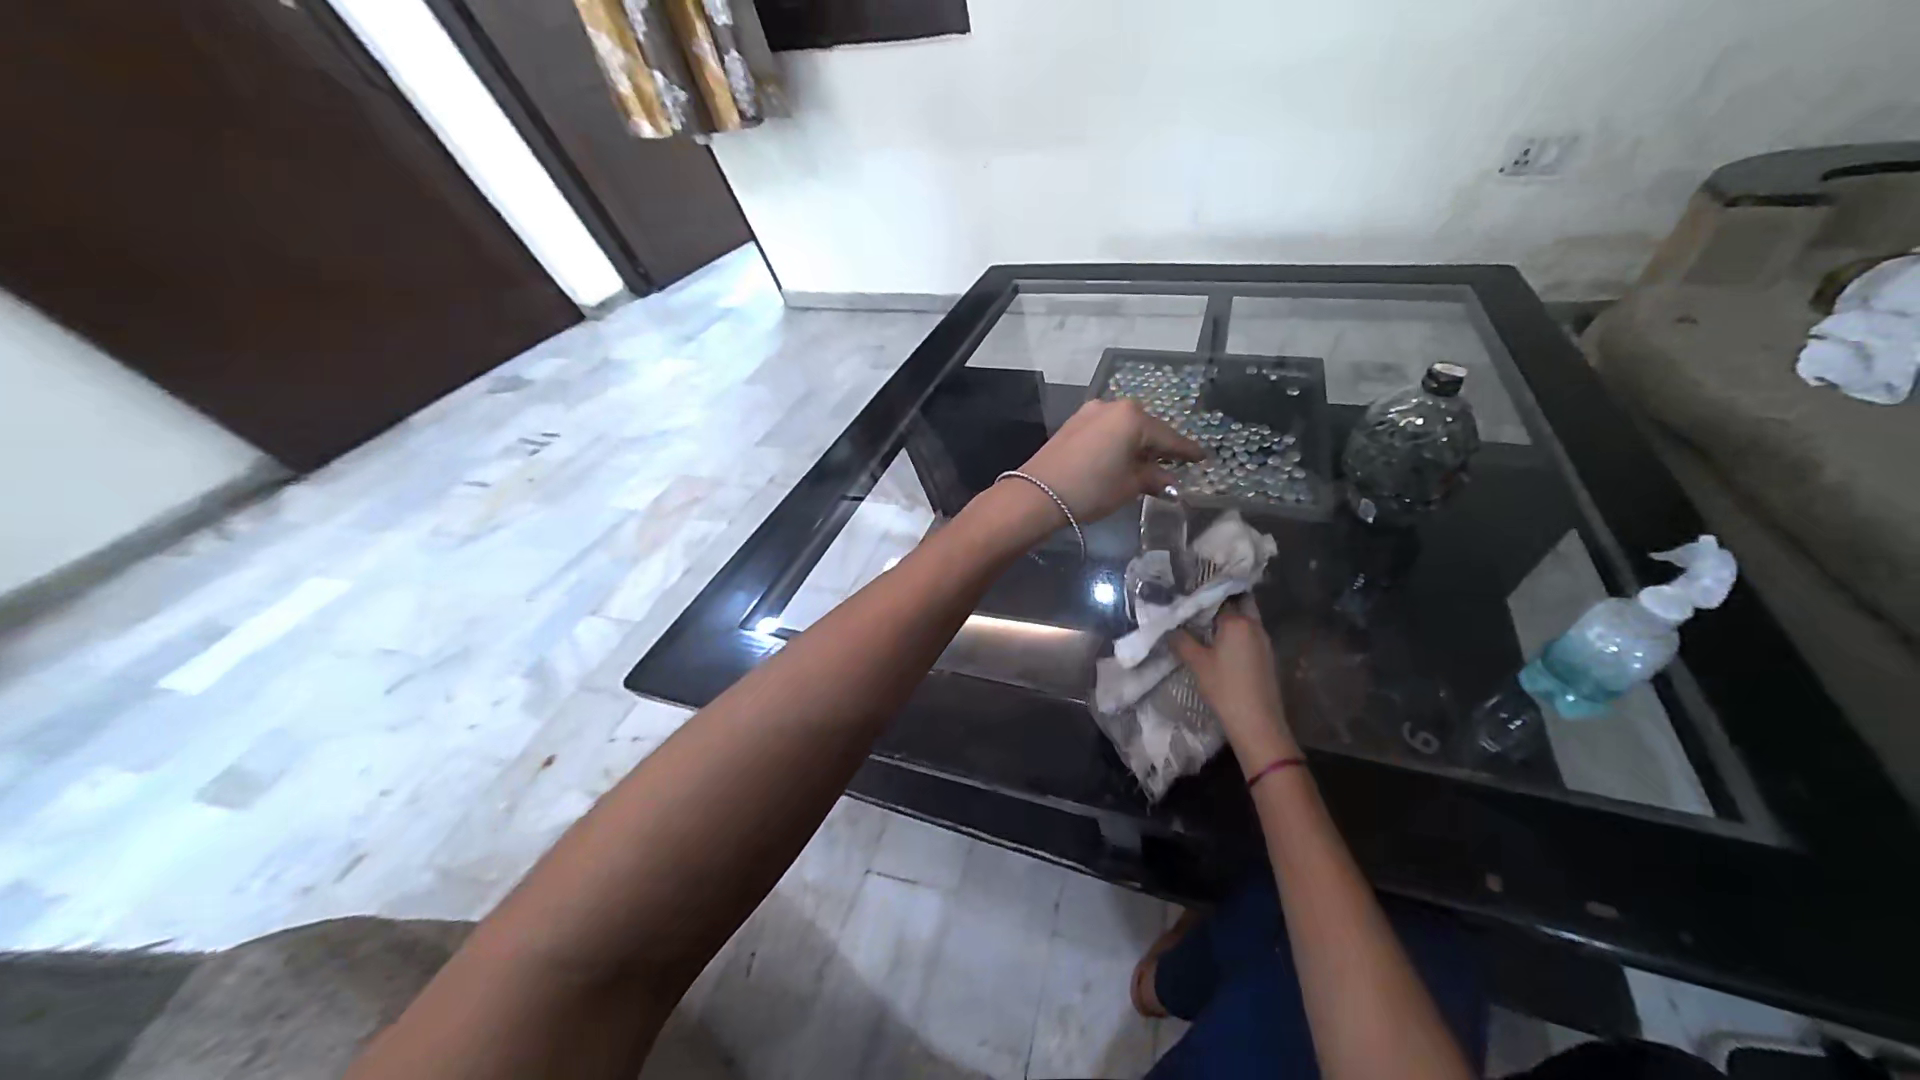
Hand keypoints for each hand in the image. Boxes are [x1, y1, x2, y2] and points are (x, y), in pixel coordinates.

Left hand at [1012, 399, 1203, 525]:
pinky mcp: (1073, 423)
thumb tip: (1170, 481)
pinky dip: (1118, 442)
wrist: (1038, 494)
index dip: (1186, 451)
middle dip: (1160, 447)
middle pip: (1146, 428)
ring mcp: (1090, 412)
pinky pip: (1106, 430)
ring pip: (1124, 428)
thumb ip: (1153, 478)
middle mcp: (1113, 406)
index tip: (1203, 457)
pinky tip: (1121, 457)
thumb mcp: (1129, 486)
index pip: (1168, 437)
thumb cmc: (1091, 489)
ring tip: (1147, 464)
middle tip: (1175, 464)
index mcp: (1133, 417)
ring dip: (1137, 444)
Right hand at [1172, 599, 1297, 766]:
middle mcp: (1255, 626)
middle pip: (1238, 605)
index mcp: (1237, 622)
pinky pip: (1249, 636)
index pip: (1219, 599)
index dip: (1202, 598)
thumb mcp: (1197, 663)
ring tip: (1205, 627)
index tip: (1187, 599)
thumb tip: (1171, 628)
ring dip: (1229, 620)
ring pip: (1245, 621)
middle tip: (1198, 610)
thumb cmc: (1225, 687)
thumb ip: (1182, 641)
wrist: (1257, 722)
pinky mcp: (1267, 656)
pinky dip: (1236, 635)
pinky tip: (1220, 646)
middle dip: (1220, 604)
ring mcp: (1264, 641)